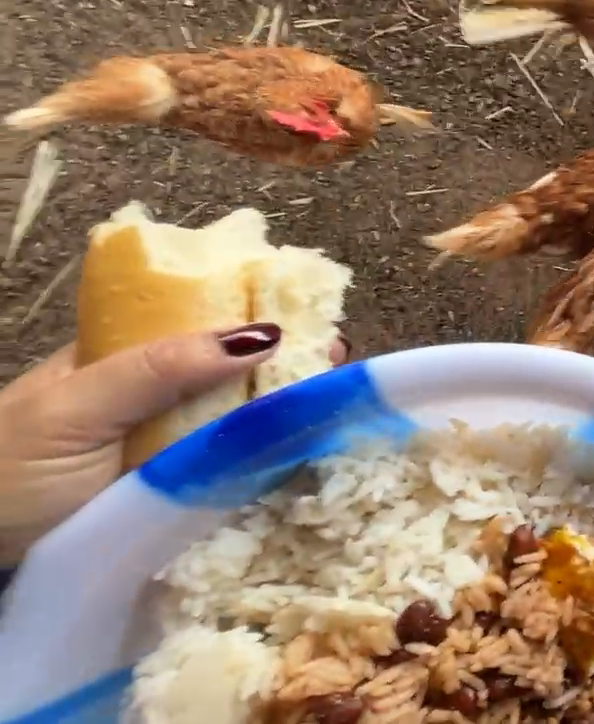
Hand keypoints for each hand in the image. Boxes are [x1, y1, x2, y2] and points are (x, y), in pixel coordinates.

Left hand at [0, 326, 345, 564]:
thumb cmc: (1, 479)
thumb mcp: (70, 411)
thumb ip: (158, 368)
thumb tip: (269, 333)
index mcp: (127, 361)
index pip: (210, 324)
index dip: (267, 319)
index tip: (321, 325)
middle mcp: (160, 399)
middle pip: (242, 370)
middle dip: (296, 364)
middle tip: (341, 368)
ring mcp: (178, 447)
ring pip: (250, 417)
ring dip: (295, 411)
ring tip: (343, 406)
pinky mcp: (191, 491)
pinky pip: (246, 464)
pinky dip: (282, 456)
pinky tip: (319, 448)